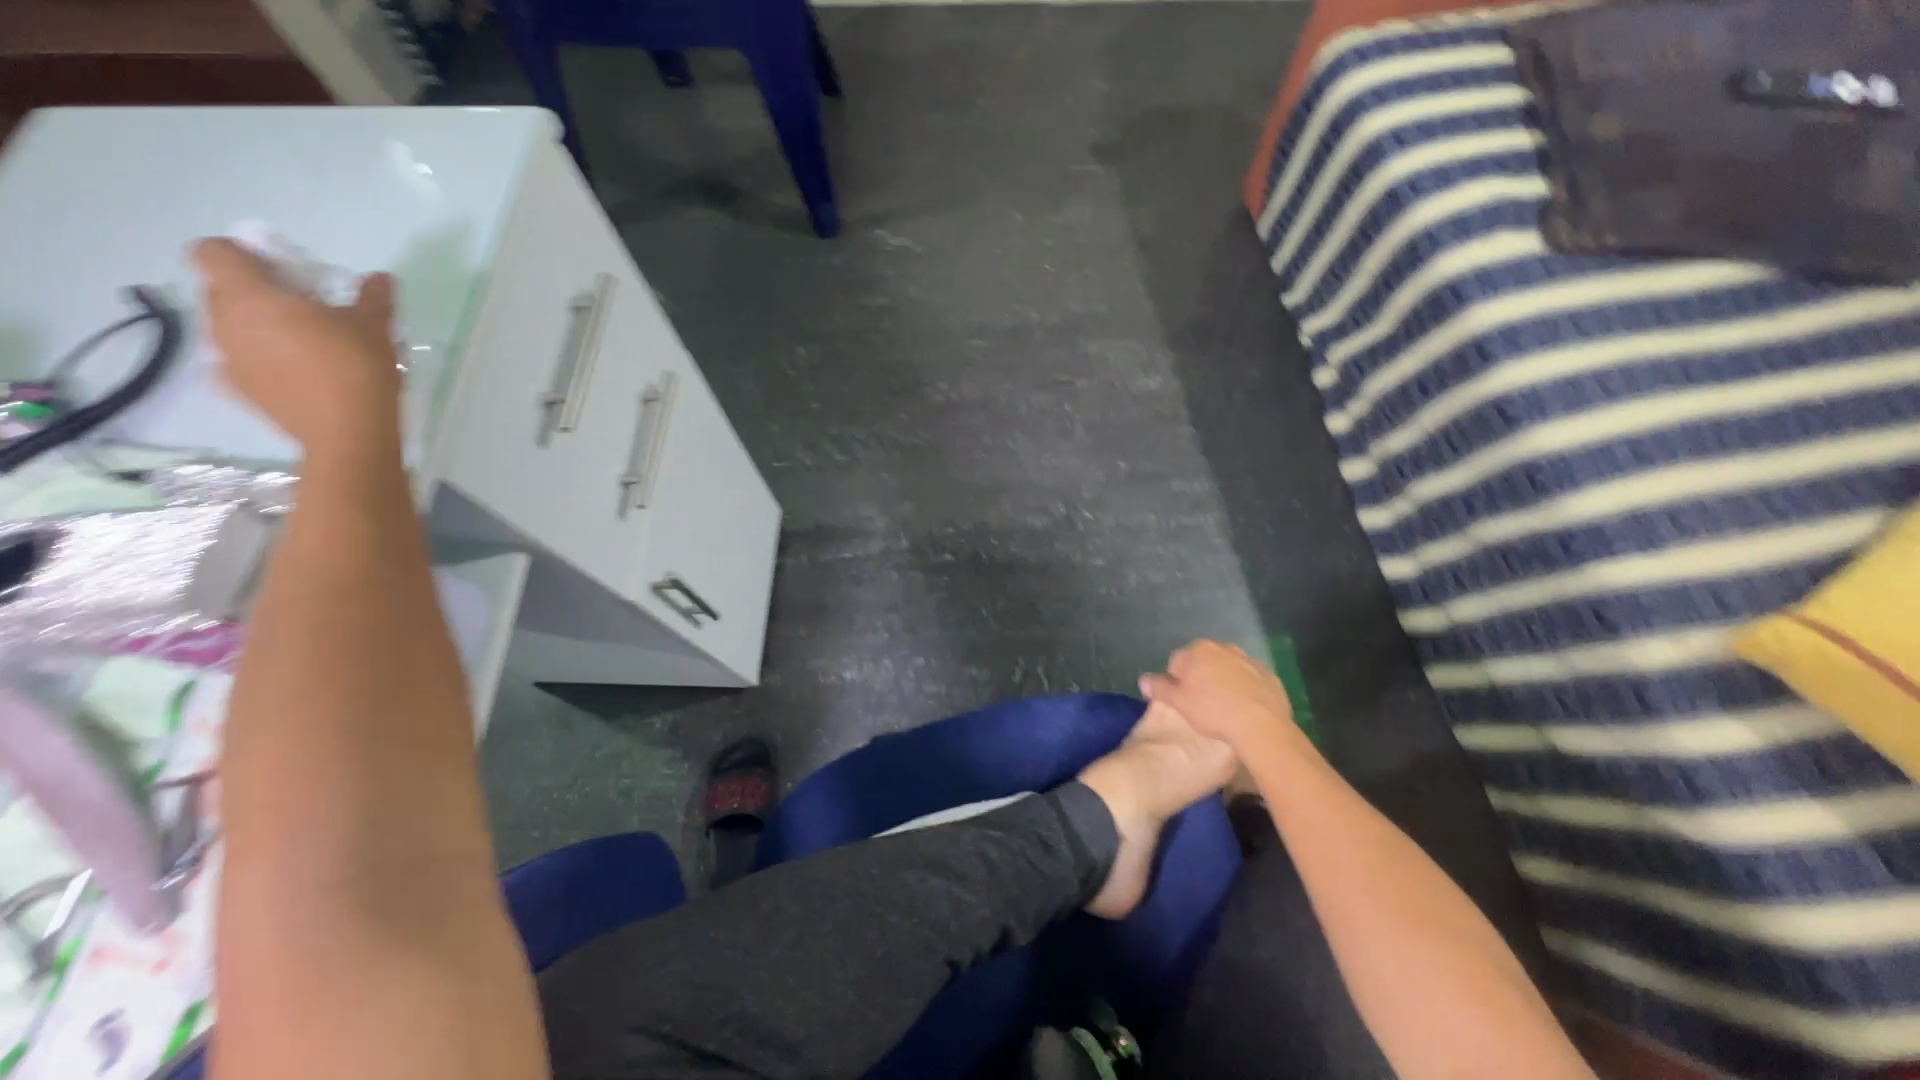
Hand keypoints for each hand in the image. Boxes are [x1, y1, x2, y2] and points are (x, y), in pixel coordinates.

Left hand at [191, 238, 401, 465]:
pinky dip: (255, 359)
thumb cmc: (356, 367)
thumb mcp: (375, 324)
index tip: (278, 269)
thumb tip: (379, 279)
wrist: (349, 435)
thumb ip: (372, 295)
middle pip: (218, 288)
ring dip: (253, 325)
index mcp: (250, 296)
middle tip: (297, 305)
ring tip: (298, 342)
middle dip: (250, 289)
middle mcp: (225, 323)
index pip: (210, 252)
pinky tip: (288, 372)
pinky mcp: (239, 391)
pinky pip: (235, 362)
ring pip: (227, 326)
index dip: (239, 252)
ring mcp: (227, 360)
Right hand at [1138, 640, 1304, 754]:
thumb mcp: (1179, 702)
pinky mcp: (1269, 674)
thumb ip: (1159, 688)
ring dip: (1223, 682)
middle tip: (1202, 704)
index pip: (1177, 662)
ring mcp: (1249, 659)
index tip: (1183, 701)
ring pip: (1228, 669)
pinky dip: (1244, 688)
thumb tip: (1143, 679)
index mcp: (1198, 650)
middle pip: (1204, 662)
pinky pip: (1249, 679)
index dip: (1177, 683)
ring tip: (1225, 707)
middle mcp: (1224, 648)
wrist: (1261, 724)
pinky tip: (1244, 708)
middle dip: (1201, 678)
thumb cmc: (1213, 711)